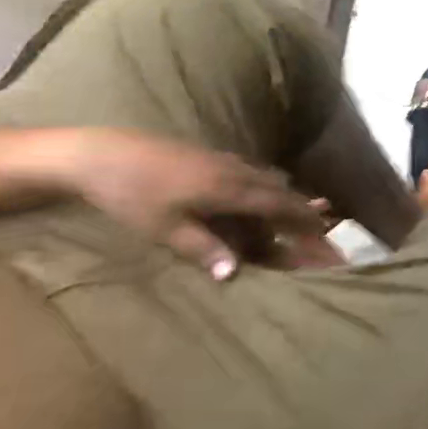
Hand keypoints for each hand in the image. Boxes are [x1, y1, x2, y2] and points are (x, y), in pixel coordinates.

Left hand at [50, 128, 333, 278]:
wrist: (102, 153)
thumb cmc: (132, 195)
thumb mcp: (163, 228)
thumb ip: (202, 249)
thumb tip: (234, 274)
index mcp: (232, 191)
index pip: (281, 206)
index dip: (304, 219)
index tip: (325, 230)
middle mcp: (239, 173)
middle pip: (282, 190)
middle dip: (302, 208)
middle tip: (318, 223)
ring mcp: (227, 161)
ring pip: (269, 178)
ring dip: (285, 195)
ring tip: (294, 210)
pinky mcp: (214, 157)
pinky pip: (254, 172)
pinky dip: (266, 185)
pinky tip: (257, 191)